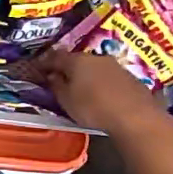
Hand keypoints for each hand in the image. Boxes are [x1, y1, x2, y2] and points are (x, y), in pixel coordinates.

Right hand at [26, 48, 171, 138]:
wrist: (136, 116)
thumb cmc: (93, 108)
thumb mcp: (66, 101)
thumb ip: (56, 86)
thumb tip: (52, 76)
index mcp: (77, 61)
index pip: (55, 56)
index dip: (44, 63)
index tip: (37, 69)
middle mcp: (96, 58)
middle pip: (76, 60)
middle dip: (66, 68)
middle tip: (58, 78)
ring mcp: (115, 66)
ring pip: (93, 67)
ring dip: (85, 75)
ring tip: (79, 87)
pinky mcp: (130, 77)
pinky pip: (107, 76)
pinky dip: (100, 82)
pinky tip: (99, 94)